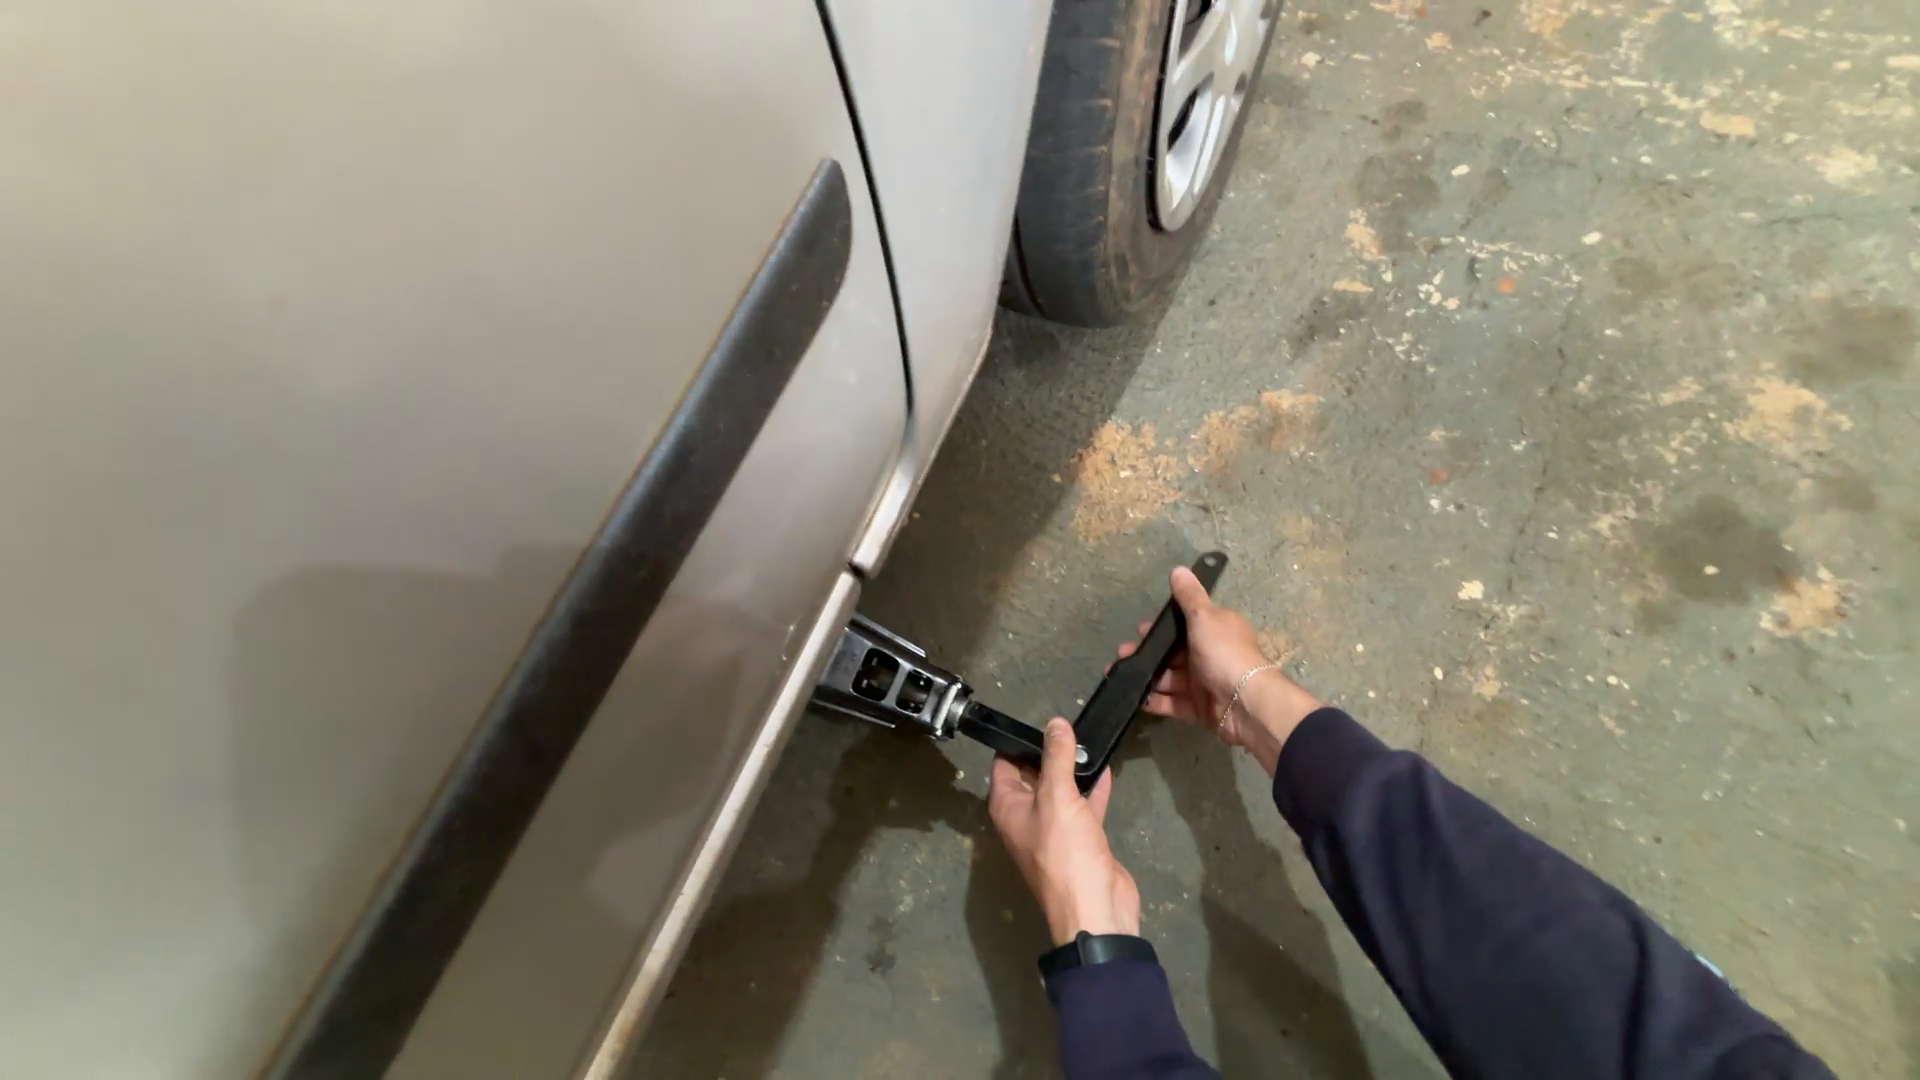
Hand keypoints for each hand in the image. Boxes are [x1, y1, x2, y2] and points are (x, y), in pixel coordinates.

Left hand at [988, 718, 1139, 945]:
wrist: (1096, 909)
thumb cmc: (1065, 851)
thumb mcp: (1057, 797)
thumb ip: (1056, 757)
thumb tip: (1055, 722)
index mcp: (1008, 807)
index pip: (1004, 764)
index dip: (1018, 741)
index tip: (1039, 718)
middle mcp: (1026, 816)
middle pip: (1033, 775)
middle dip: (1049, 751)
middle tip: (1069, 724)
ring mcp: (1054, 829)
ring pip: (1060, 790)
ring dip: (1072, 768)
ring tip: (1087, 738)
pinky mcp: (1081, 839)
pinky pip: (1084, 805)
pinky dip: (1092, 788)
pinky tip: (1105, 766)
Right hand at [1120, 566, 1322, 773]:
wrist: (1245, 703)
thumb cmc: (1223, 653)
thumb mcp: (1205, 617)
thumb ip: (1189, 596)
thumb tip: (1179, 569)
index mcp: (1216, 630)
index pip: (1184, 624)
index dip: (1161, 627)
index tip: (1140, 630)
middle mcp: (1211, 654)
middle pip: (1173, 652)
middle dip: (1148, 652)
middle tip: (1124, 655)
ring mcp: (1205, 682)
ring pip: (1170, 678)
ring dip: (1147, 675)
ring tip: (1122, 674)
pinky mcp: (1200, 708)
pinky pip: (1173, 703)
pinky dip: (1155, 700)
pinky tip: (1137, 697)